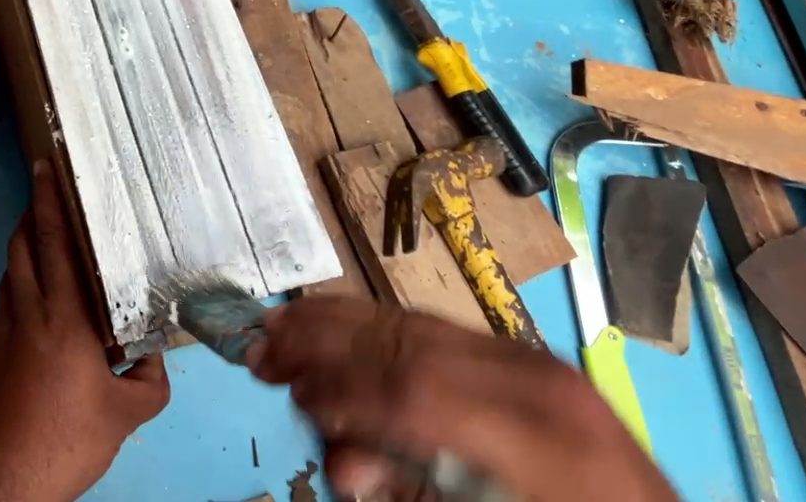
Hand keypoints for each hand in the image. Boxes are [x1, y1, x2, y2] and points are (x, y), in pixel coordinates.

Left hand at [0, 162, 169, 500]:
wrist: (0, 476)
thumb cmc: (66, 439)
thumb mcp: (125, 417)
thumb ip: (149, 383)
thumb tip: (153, 361)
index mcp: (66, 318)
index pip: (56, 245)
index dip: (51, 203)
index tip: (44, 169)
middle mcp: (29, 312)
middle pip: (22, 246)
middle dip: (32, 213)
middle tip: (43, 192)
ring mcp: (2, 330)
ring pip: (10, 272)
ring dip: (23, 247)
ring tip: (41, 238)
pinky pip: (5, 303)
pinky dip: (18, 286)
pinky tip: (35, 304)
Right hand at [245, 298, 676, 501]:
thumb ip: (416, 492)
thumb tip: (342, 461)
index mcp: (544, 441)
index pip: (416, 394)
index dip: (343, 390)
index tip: (291, 394)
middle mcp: (536, 382)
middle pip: (405, 344)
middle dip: (324, 344)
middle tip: (262, 351)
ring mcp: (533, 361)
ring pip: (413, 323)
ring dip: (337, 322)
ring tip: (281, 326)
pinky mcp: (524, 356)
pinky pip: (434, 327)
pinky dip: (374, 323)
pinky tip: (335, 321)